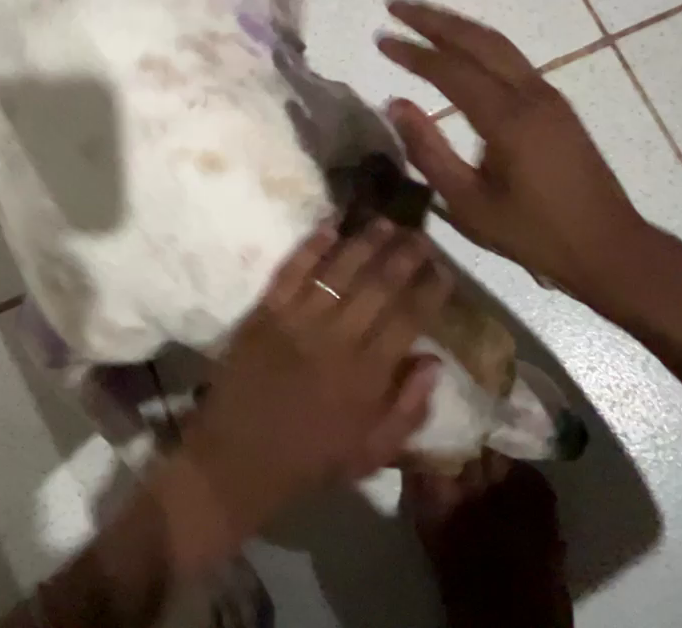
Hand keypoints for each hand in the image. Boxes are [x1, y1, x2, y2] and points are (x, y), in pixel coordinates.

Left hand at [167, 222, 450, 563]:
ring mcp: (297, 321)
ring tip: (386, 222)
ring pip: (339, 270)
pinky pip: (291, 271)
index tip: (444, 270)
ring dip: (365, 242)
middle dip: (405, 256)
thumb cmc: (310, 459)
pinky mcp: (264, 313)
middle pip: (379, 285)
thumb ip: (409, 408)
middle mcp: (337, 340)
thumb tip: (434, 360)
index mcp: (368, 375)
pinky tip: (330, 225)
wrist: (237, 459)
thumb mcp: (372, 452)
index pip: (409, 318)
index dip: (430, 290)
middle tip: (420, 236)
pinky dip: (311, 246)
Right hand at [376, 0, 678, 318]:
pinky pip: (512, 60)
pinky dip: (479, 44)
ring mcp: (549, 97)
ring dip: (458, 27)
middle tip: (396, 5)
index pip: (451, 70)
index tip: (380, 38)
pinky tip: (462, 49)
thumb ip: (428, 152)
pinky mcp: (557, 107)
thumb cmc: (534, 234)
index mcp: (508, 119)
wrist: (609, 248)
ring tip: (422, 17)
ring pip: (499, 45)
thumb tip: (396, 104)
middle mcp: (531, 95)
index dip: (413, 51)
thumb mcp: (468, 204)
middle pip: (478, 41)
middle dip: (435, 19)